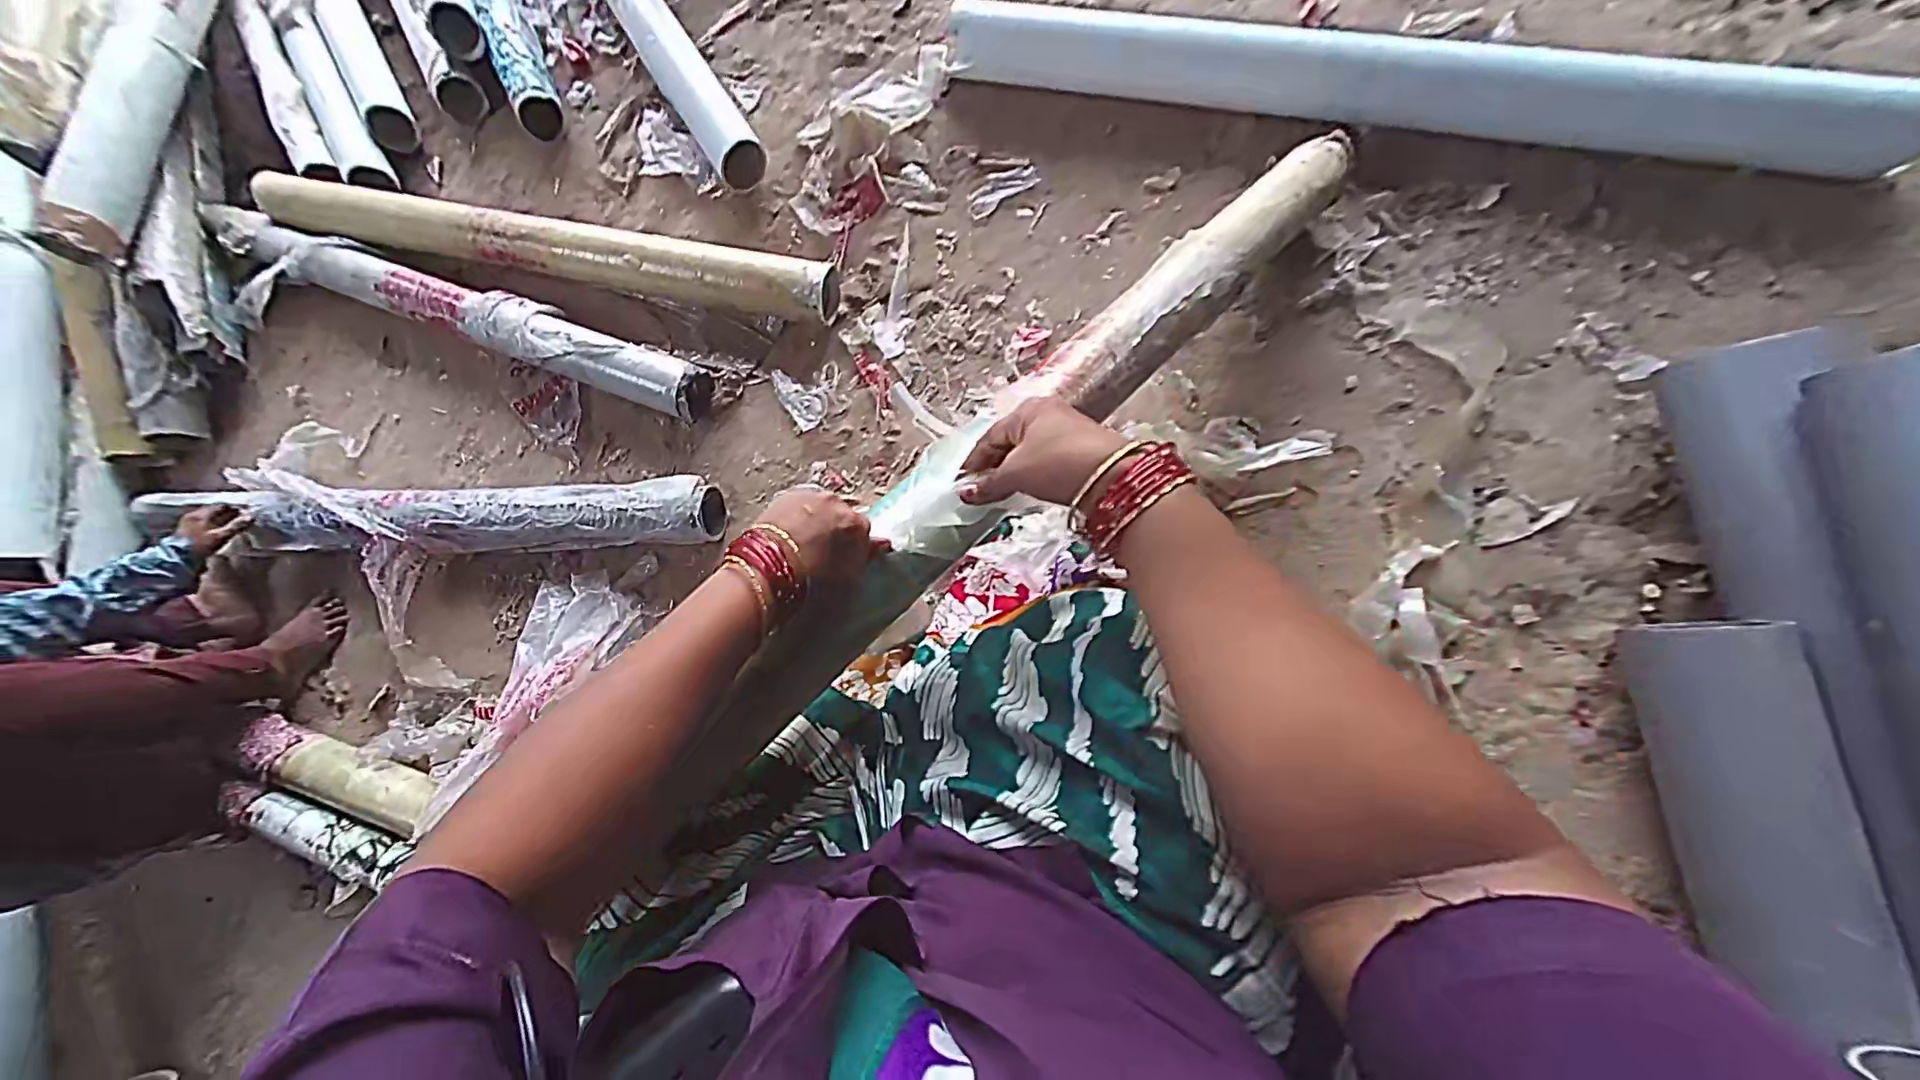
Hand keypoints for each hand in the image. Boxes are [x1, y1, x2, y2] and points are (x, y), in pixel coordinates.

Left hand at [174, 505, 254, 556]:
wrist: (177, 556)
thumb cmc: (201, 545)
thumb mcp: (222, 536)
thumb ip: (237, 526)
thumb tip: (251, 516)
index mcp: (203, 515)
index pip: (223, 506)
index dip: (236, 510)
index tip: (246, 515)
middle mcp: (194, 514)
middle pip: (214, 509)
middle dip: (227, 513)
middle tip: (239, 519)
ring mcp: (187, 520)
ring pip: (207, 514)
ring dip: (218, 517)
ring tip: (228, 523)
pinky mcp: (184, 527)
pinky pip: (201, 519)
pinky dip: (210, 521)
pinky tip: (215, 527)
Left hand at [754, 489, 887, 584]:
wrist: (776, 560)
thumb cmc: (817, 573)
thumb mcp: (848, 572)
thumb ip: (867, 554)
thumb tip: (883, 544)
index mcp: (857, 523)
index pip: (863, 530)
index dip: (853, 543)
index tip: (843, 555)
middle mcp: (839, 503)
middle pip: (842, 514)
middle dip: (835, 527)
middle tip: (823, 547)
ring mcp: (814, 496)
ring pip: (820, 506)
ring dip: (817, 518)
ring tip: (804, 538)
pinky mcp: (790, 494)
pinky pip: (800, 504)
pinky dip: (798, 514)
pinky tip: (789, 529)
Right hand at [956, 396, 1127, 507]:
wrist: (1113, 477)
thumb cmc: (1058, 464)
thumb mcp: (1017, 474)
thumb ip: (988, 484)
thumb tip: (965, 493)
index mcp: (1028, 410)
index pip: (990, 437)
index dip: (974, 462)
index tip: (962, 483)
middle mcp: (1048, 415)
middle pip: (1010, 442)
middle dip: (993, 466)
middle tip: (979, 490)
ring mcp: (1066, 432)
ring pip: (1028, 453)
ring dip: (1012, 472)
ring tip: (1000, 492)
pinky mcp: (1081, 451)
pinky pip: (1045, 461)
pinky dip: (1032, 475)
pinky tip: (1027, 489)